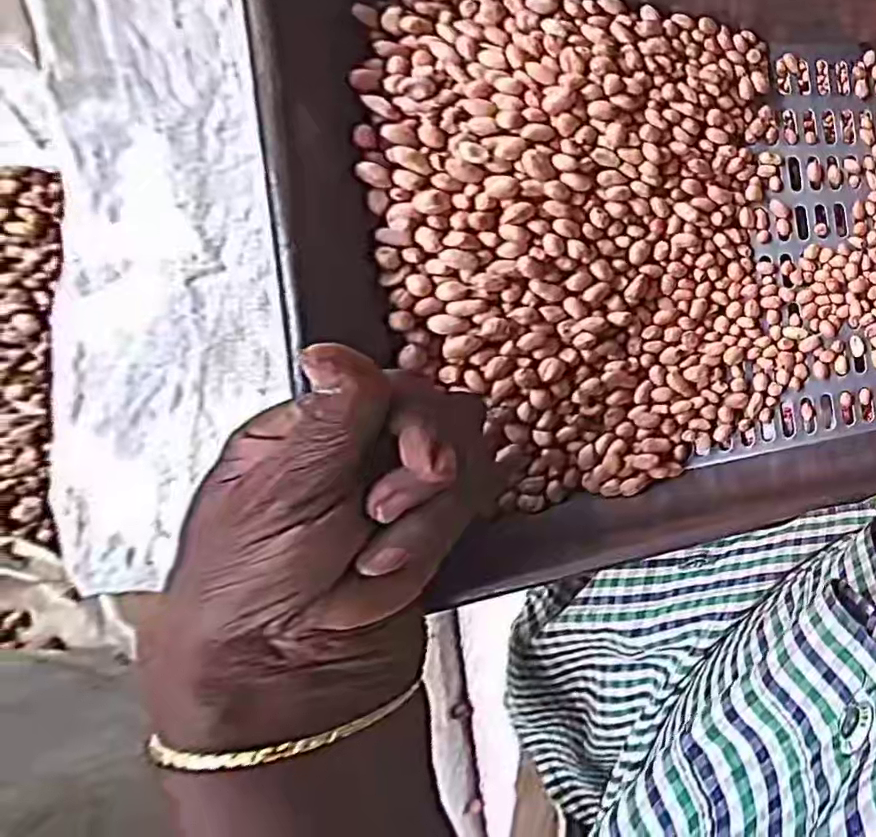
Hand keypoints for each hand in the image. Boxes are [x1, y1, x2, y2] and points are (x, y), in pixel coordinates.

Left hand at [139, 344, 503, 752]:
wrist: (289, 670)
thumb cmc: (254, 584)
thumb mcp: (283, 497)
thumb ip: (330, 421)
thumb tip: (331, 351)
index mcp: (312, 429)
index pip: (398, 389)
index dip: (421, 421)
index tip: (425, 464)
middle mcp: (366, 447)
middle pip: (445, 419)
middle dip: (426, 474)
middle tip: (388, 513)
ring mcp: (408, 480)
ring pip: (469, 460)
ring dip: (428, 517)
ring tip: (375, 560)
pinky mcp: (440, 513)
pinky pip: (475, 498)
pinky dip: (437, 536)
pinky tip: (393, 566)